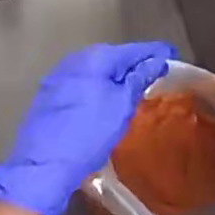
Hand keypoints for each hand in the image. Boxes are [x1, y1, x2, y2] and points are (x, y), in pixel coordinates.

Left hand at [0, 41, 177, 214]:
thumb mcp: (121, 106)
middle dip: (133, 63)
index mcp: (94, 58)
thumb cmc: (88, 134)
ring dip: (114, 76)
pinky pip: (81, 82)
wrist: (43, 165)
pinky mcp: (49, 94)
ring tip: (133, 87)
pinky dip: (97, 85)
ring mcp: (58, 77)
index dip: (154, 52)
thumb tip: (156, 62)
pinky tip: (105, 98)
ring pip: (94, 70)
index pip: (132, 49)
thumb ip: (139, 80)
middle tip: (154, 73)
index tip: (171, 54)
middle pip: (111, 56)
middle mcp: (74, 61)